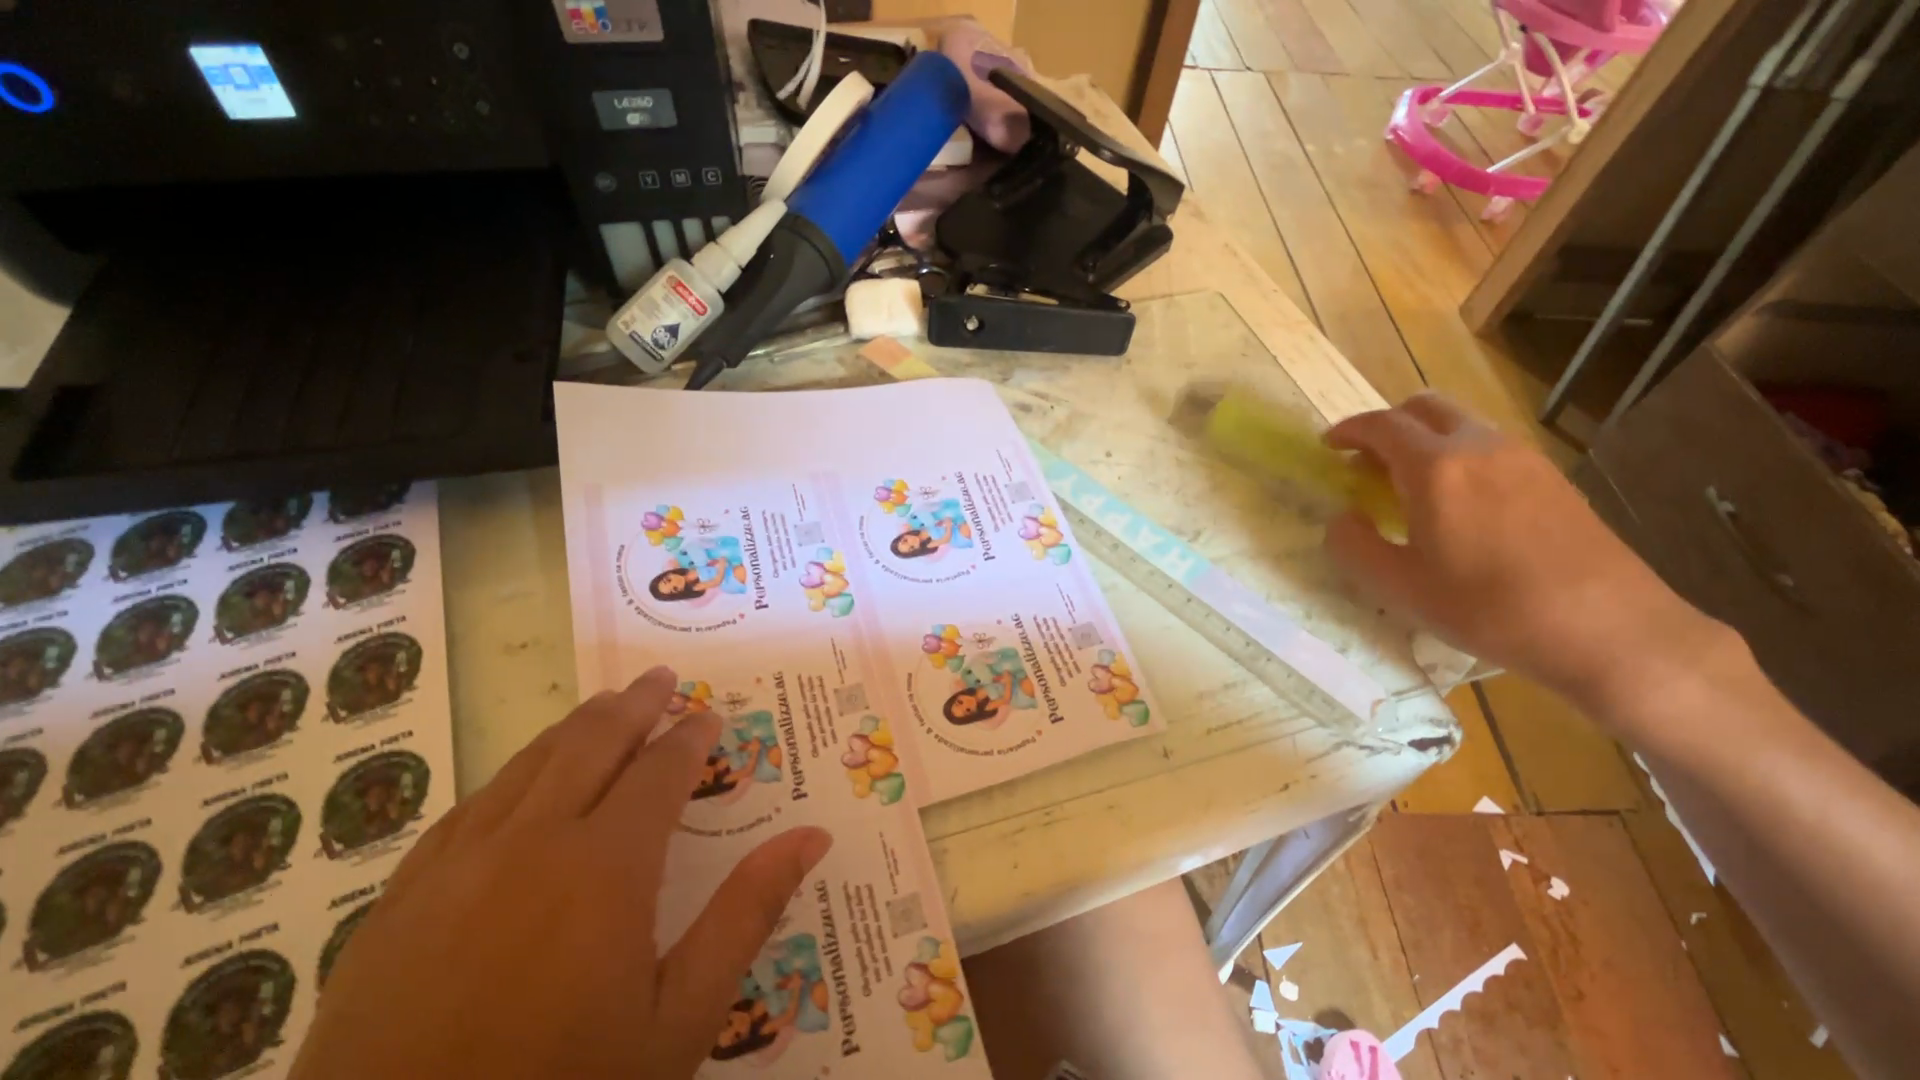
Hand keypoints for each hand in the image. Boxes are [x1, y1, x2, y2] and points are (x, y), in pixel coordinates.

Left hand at [290, 667, 832, 1079]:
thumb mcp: (678, 1020)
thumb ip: (745, 916)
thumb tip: (810, 836)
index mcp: (606, 866)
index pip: (660, 772)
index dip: (690, 737)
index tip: (709, 715)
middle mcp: (531, 840)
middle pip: (590, 743)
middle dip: (633, 705)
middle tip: (660, 677)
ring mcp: (459, 861)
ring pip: (527, 763)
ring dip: (574, 729)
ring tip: (604, 709)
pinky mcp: (405, 893)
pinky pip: (470, 806)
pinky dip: (513, 776)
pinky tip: (520, 783)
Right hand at [1322, 393, 1722, 711]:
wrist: (1605, 627)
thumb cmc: (1488, 608)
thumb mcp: (1401, 589)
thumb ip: (1355, 547)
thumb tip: (1342, 518)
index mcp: (1436, 467)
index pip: (1381, 426)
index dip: (1349, 431)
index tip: (1329, 446)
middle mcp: (1480, 447)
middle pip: (1426, 408)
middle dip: (1389, 425)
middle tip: (1369, 462)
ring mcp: (1524, 459)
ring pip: (1464, 426)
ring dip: (1428, 440)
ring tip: (1412, 486)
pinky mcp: (1553, 480)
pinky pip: (1493, 450)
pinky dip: (1461, 458)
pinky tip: (1462, 506)